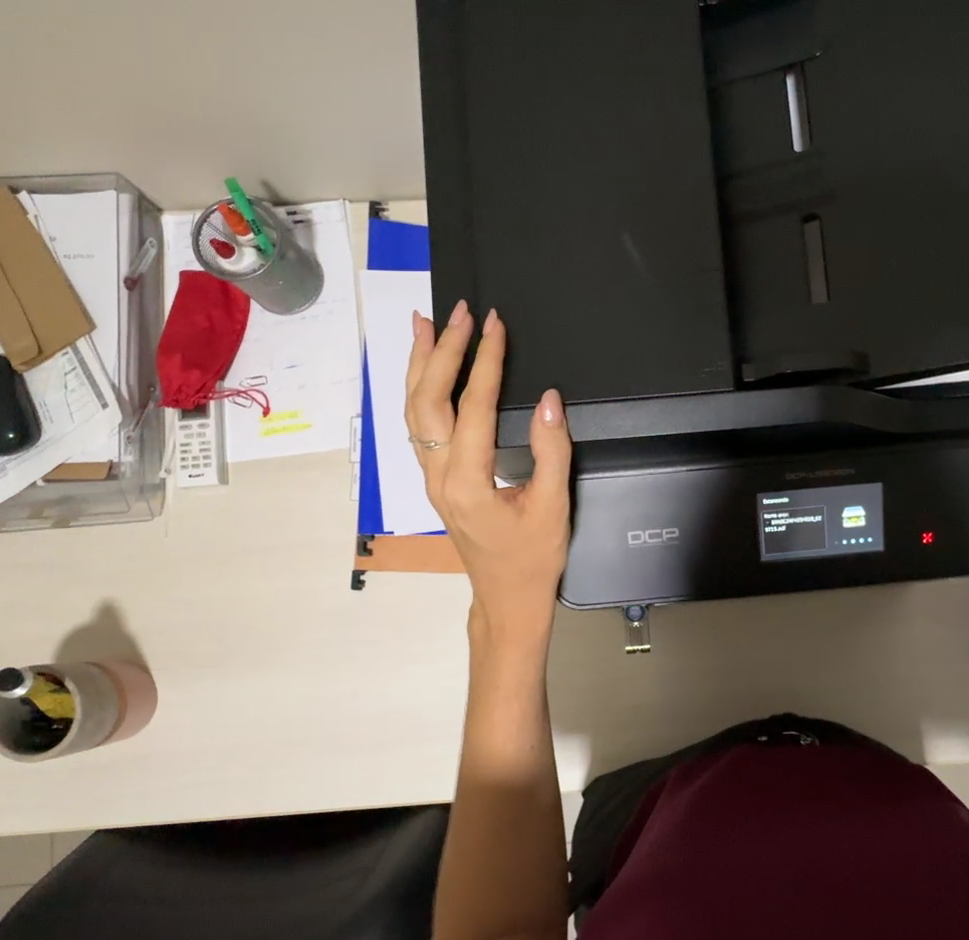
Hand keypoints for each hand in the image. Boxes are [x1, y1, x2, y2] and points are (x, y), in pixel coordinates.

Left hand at [406, 300, 572, 637]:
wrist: (506, 599)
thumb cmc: (533, 560)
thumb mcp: (553, 508)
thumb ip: (551, 451)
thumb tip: (550, 400)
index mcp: (468, 481)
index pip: (472, 407)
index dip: (485, 363)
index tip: (495, 325)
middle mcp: (439, 475)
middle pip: (427, 401)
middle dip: (441, 351)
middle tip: (458, 311)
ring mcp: (431, 478)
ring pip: (414, 411)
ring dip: (420, 365)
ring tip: (425, 323)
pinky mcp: (436, 481)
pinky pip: (419, 426)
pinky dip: (420, 390)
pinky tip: (428, 371)